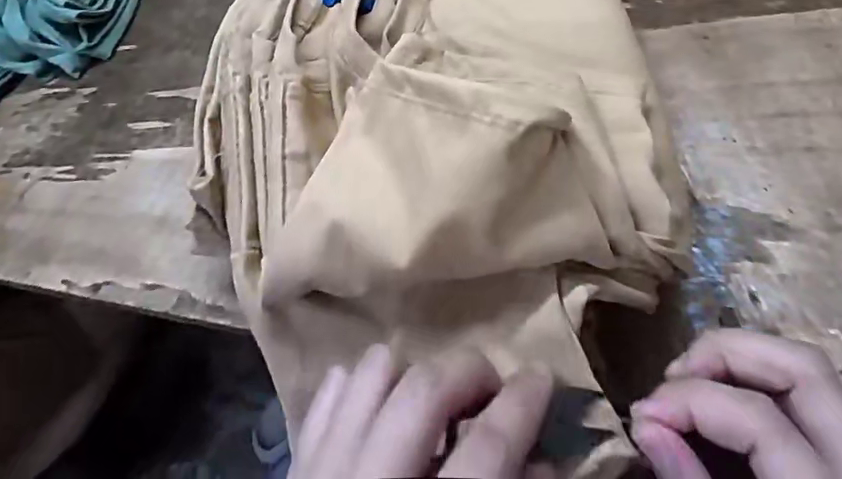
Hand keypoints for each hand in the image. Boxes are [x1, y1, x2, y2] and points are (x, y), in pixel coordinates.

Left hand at [292, 345, 553, 478]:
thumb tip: (543, 463)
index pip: (487, 451)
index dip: (522, 407)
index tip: (543, 377)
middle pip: (423, 394)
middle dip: (468, 373)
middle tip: (493, 385)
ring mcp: (323, 470)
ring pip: (370, 376)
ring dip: (411, 372)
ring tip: (436, 396)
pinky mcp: (297, 466)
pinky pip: (328, 396)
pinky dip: (359, 388)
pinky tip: (381, 405)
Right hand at [631, 330, 841, 478]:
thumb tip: (645, 423)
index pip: (759, 417)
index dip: (690, 402)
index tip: (643, 417)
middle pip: (802, 366)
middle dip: (723, 353)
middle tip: (674, 378)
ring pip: (807, 369)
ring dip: (737, 360)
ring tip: (690, 384)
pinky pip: (806, 398)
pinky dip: (756, 382)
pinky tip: (721, 402)